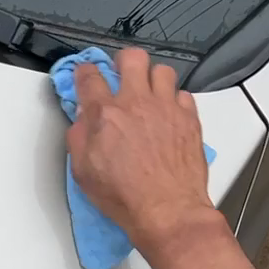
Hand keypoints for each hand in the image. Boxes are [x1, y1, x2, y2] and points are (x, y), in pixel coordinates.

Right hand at [67, 47, 222, 260]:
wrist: (166, 210)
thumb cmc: (123, 195)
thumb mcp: (82, 171)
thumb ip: (78, 138)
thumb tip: (82, 120)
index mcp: (105, 115)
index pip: (90, 77)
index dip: (84, 71)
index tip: (85, 73)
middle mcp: (137, 103)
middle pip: (132, 58)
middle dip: (123, 61)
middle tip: (120, 74)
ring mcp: (167, 108)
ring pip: (162, 70)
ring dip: (152, 78)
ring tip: (148, 94)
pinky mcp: (189, 118)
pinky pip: (183, 94)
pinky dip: (173, 100)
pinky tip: (167, 114)